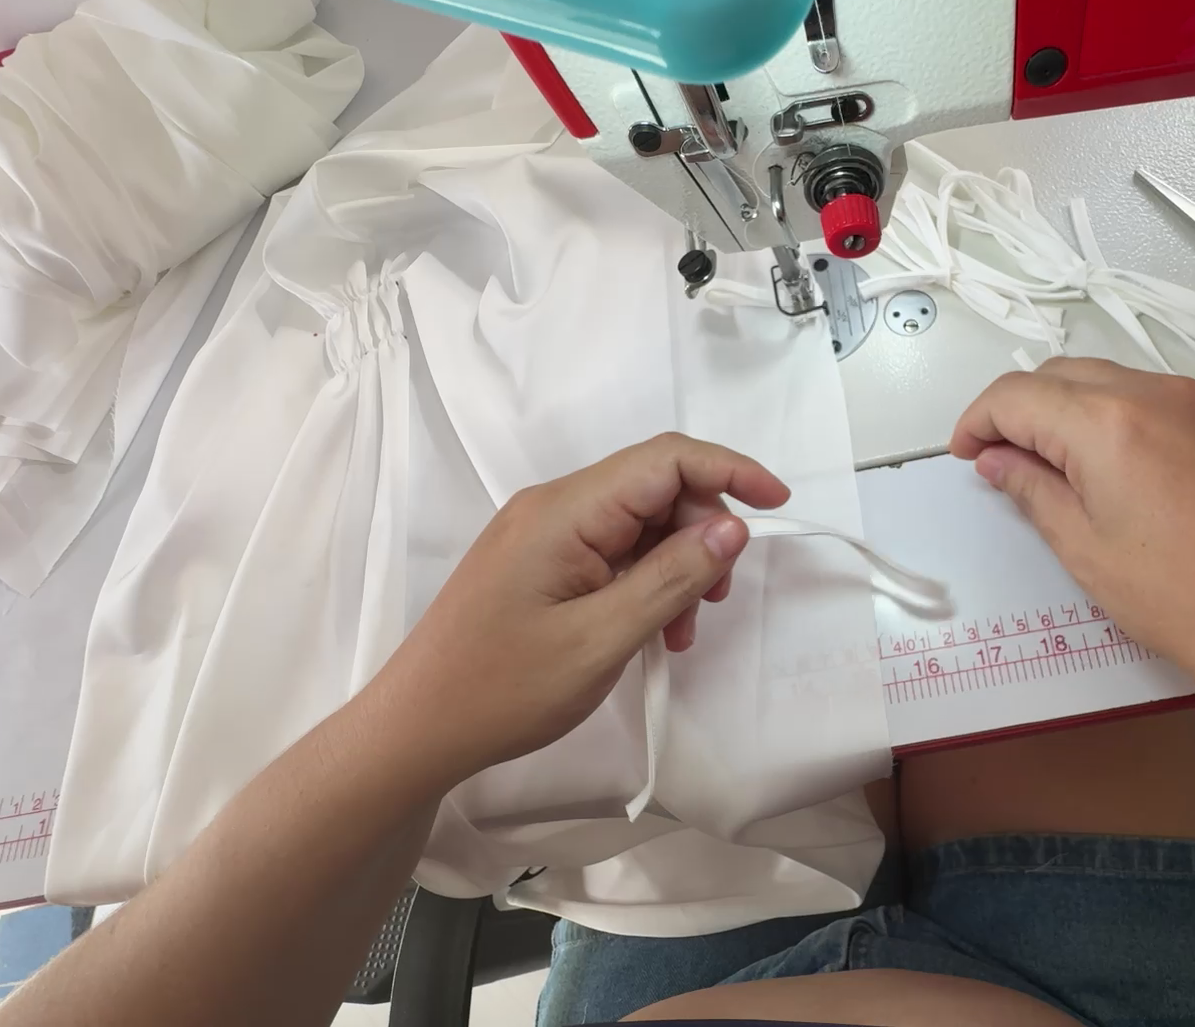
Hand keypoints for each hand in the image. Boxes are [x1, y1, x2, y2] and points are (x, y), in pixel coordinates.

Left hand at [365, 433, 789, 784]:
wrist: (414, 734)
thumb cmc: (503, 689)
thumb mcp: (602, 638)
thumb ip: (673, 576)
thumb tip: (734, 526)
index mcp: (566, 510)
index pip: (667, 459)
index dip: (731, 470)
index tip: (780, 504)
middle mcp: (557, 505)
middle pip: (658, 489)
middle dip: (703, 532)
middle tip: (716, 598)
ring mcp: (549, 532)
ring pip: (644, 523)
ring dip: (679, 565)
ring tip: (682, 628)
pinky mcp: (547, 560)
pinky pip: (619, 551)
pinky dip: (651, 581)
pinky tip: (654, 628)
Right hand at [950, 359, 1194, 721]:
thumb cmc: (1182, 599)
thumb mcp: (1085, 550)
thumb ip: (1032, 490)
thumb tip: (996, 460)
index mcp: (1107, 422)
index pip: (1017, 394)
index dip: (977, 420)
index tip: (964, 455)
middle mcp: (1154, 392)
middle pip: (1059, 374)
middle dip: (1017, 409)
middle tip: (1002, 461)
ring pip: (1105, 380)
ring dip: (1063, 409)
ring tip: (1052, 465)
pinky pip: (1148, 398)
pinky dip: (1109, 416)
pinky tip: (1111, 466)